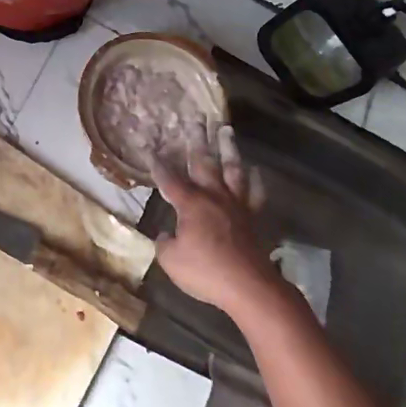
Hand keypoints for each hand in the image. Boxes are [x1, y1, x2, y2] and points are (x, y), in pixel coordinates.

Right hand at [149, 125, 290, 316]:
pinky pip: (256, 194)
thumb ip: (165, 243)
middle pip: (204, 163)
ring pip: (233, 170)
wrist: (249, 286)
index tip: (150, 146)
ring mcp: (237, 206)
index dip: (158, 163)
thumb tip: (167, 234)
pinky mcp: (254, 218)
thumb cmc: (205, 271)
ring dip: (228, 149)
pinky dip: (255, 180)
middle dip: (196, 141)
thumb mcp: (171, 261)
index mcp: (190, 204)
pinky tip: (255, 171)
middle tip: (195, 120)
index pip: (169, 179)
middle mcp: (214, 197)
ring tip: (225, 130)